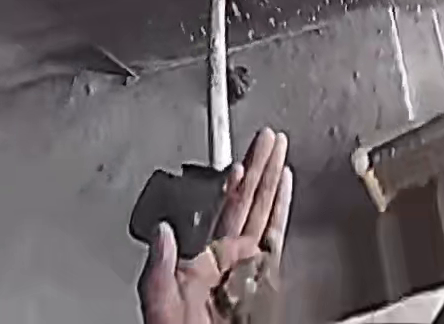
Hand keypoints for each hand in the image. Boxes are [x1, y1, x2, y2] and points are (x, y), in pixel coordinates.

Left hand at [139, 128, 293, 323]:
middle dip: (259, 168)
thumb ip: (158, 278)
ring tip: (280, 150)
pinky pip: (276, 241)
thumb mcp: (164, 317)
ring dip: (272, 181)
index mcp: (198, 269)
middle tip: (269, 138)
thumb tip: (161, 235)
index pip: (219, 213)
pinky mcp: (264, 287)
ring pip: (262, 215)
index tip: (241, 158)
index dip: (232, 185)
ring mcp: (245, 274)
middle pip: (245, 205)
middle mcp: (223, 266)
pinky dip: (281, 211)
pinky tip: (285, 187)